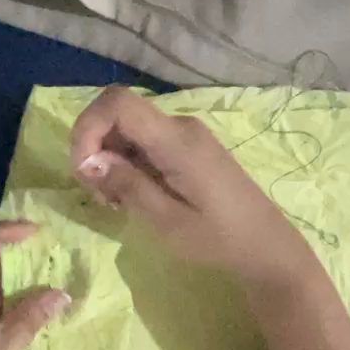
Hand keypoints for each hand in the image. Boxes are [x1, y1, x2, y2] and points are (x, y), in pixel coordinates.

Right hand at [70, 86, 314, 289]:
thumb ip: (126, 185)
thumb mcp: (165, 221)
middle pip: (116, 116)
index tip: (84, 171)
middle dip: (94, 151)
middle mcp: (179, 126)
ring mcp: (183, 135)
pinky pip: (141, 143)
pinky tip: (132, 196)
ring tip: (116, 203)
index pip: (117, 103)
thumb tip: (89, 162)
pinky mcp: (185, 147)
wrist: (265, 246)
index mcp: (176, 140)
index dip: (87, 128)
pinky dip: (125, 165)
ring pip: (125, 131)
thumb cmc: (217, 239)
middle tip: (99, 196)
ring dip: (108, 162)